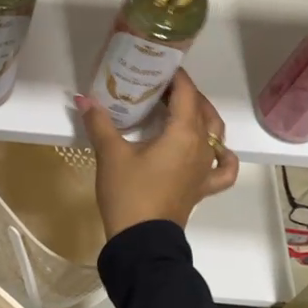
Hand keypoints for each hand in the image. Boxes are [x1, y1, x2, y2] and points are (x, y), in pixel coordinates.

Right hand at [75, 70, 239, 237]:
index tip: (160, 67)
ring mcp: (205, 169)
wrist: (141, 240)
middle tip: (161, 89)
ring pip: (215, 134)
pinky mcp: (202, 188)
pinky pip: (223, 169)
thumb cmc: (128, 192)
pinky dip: (224, 157)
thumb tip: (83, 99)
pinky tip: (216, 151)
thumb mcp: (110, 155)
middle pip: (202, 110)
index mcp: (183, 133)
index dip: (176, 77)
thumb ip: (99, 123)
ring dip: (202, 117)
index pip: (187, 94)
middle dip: (185, 95)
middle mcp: (202, 147)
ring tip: (181, 111)